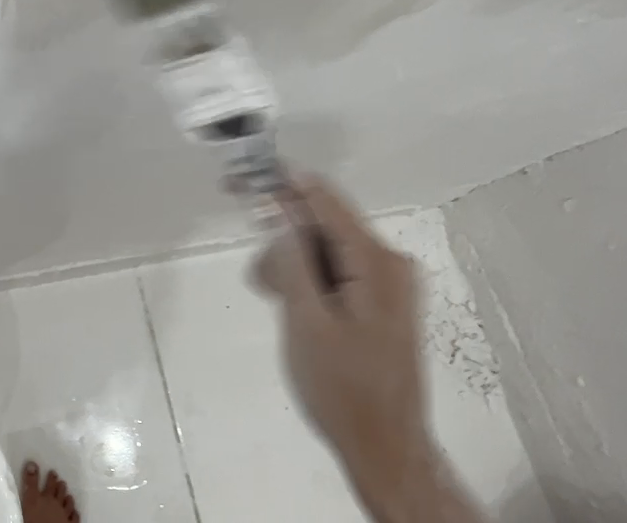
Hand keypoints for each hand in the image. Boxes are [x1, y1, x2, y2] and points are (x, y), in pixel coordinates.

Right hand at [249, 177, 429, 486]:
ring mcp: (387, 282)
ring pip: (323, 248)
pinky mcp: (379, 300)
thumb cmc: (343, 387)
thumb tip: (281, 207)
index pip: (322, 199)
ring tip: (268, 293)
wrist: (385, 448)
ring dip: (289, 261)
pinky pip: (334, 270)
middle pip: (322, 224)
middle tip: (253, 264)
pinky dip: (306, 277)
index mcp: (376, 261)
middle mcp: (388, 262)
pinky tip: (286, 300)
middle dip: (280, 235)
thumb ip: (294, 258)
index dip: (278, 183)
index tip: (238, 179)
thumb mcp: (307, 320)